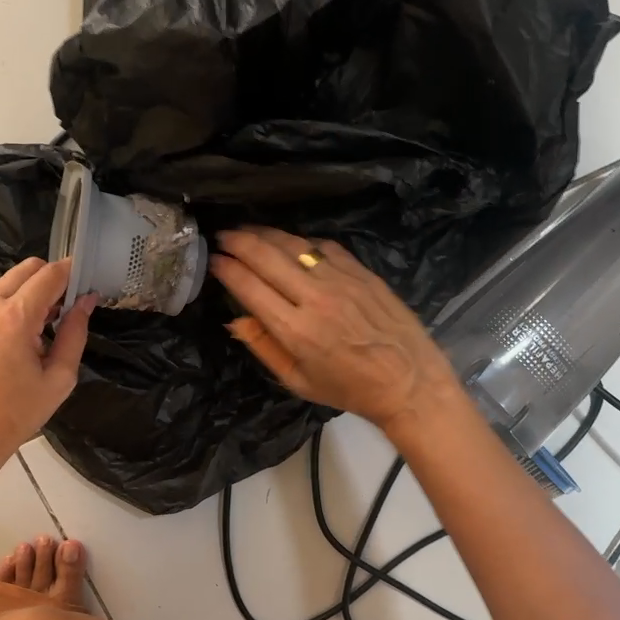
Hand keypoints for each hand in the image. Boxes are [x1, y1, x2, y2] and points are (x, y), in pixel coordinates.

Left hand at [0, 258, 93, 460]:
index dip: (73, 272)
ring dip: (34, 291)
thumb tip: (86, 302)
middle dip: (52, 279)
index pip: (50, 275)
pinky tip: (30, 333)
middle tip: (71, 306)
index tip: (90, 280)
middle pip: (28, 269)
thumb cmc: (18, 412)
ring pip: (11, 281)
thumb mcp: (59, 378)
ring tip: (51, 324)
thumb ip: (75, 333)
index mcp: (16, 318)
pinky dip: (18, 302)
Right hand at [211, 227, 462, 434]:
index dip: (226, 269)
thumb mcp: (298, 381)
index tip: (212, 260)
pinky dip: (301, 242)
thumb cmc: (348, 388)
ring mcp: (340, 279)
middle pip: (266, 257)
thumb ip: (264, 348)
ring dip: (265, 234)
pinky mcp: (361, 271)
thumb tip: (235, 320)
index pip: (249, 287)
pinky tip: (290, 243)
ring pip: (293, 245)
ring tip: (247, 231)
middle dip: (238, 242)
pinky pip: (323, 247)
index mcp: (295, 330)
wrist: (407, 380)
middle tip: (222, 236)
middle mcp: (314, 297)